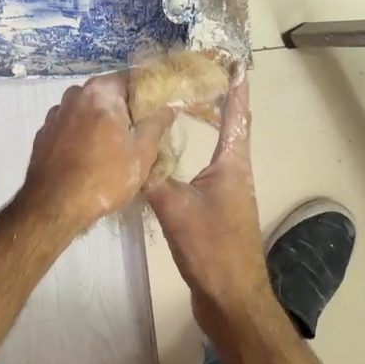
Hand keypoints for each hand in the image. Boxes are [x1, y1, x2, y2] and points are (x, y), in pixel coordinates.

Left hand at [19, 73, 174, 232]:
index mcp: (100, 91)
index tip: (158, 111)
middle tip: (140, 134)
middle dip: (124, 110)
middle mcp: (74, 94)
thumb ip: (157, 123)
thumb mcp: (142, 152)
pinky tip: (89, 156)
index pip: (131, 79)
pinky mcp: (44, 132)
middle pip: (108, 94)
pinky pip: (70, 126)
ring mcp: (56, 113)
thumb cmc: (104, 176)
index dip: (147, 94)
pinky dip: (82, 134)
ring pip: (87, 110)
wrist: (54, 205)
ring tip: (114, 148)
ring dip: (101, 122)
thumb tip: (169, 106)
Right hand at [146, 72, 269, 320]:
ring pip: (216, 149)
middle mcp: (234, 173)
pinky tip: (170, 156)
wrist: (231, 301)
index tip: (235, 62)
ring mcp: (227, 193)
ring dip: (204, 125)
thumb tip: (128, 150)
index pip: (236, 115)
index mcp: (232, 165)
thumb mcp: (176, 207)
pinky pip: (204, 169)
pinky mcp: (216, 211)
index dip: (236, 87)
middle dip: (215, 101)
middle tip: (194, 77)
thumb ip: (152, 177)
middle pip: (228, 127)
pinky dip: (192, 152)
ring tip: (181, 107)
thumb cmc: (212, 249)